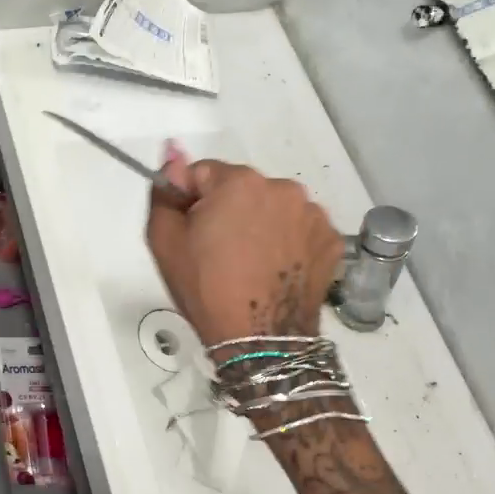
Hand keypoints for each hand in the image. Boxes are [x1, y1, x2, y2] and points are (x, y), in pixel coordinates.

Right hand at [144, 148, 343, 354]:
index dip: (189, 200)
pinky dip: (283, 240)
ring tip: (247, 261)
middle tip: (215, 249)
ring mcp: (313, 215)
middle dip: (226, 208)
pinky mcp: (331, 241)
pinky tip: (272, 267)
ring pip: (270, 206)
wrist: (260, 339)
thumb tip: (173, 154)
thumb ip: (165, 190)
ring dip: (257, 222)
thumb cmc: (204, 285)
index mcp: (239, 182)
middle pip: (239, 187)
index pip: (200, 172)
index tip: (191, 231)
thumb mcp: (163, 237)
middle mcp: (283, 188)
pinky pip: (296, 227)